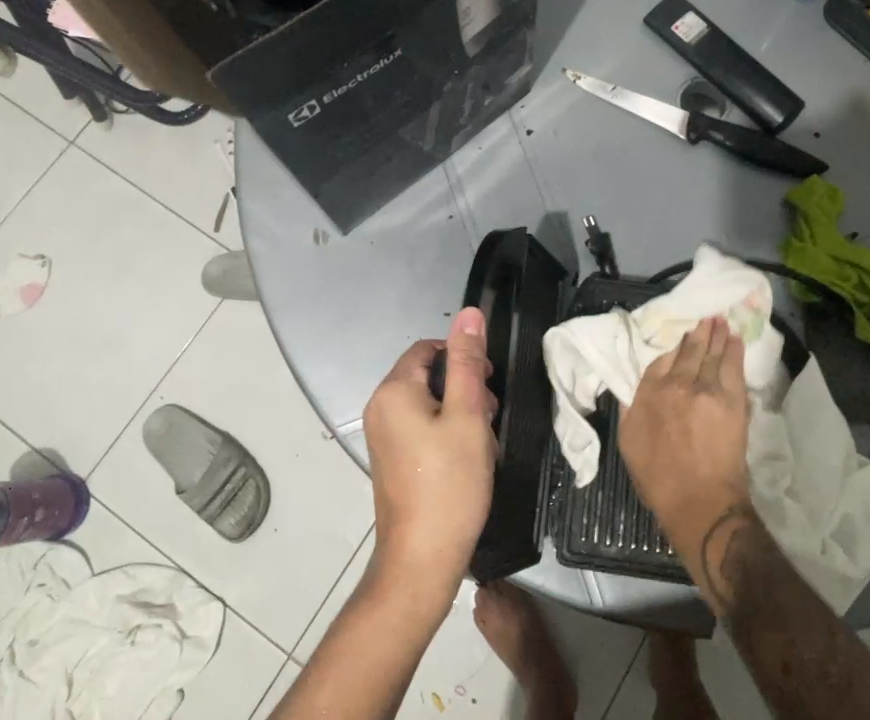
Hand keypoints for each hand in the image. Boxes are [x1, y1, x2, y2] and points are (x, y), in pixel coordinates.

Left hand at [362, 307, 498, 605]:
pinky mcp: (391, 460)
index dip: (462, 357)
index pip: (428, 348)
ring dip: (458, 412)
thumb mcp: (468, 416)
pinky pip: (419, 429)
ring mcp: (382, 437)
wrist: (422, 558)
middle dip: (463, 386)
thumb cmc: (450, 483)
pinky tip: (467, 459)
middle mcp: (379, 408)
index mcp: (393, 391)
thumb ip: (468, 362)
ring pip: (426, 404)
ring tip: (482, 441)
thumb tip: (469, 312)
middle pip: (426, 375)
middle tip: (490, 415)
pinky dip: (445, 433)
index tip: (489, 382)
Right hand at [619, 317, 751, 557]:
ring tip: (721, 321)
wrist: (698, 500)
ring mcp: (706, 389)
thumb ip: (631, 409)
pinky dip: (734, 351)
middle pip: (689, 350)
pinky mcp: (732, 400)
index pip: (660, 358)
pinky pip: (733, 367)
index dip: (671, 344)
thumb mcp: (629, 442)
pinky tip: (736, 340)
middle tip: (707, 316)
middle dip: (699, 331)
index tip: (678, 332)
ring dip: (717, 335)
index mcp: (649, 393)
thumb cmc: (658, 478)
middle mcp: (676, 384)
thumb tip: (633, 389)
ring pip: (713, 353)